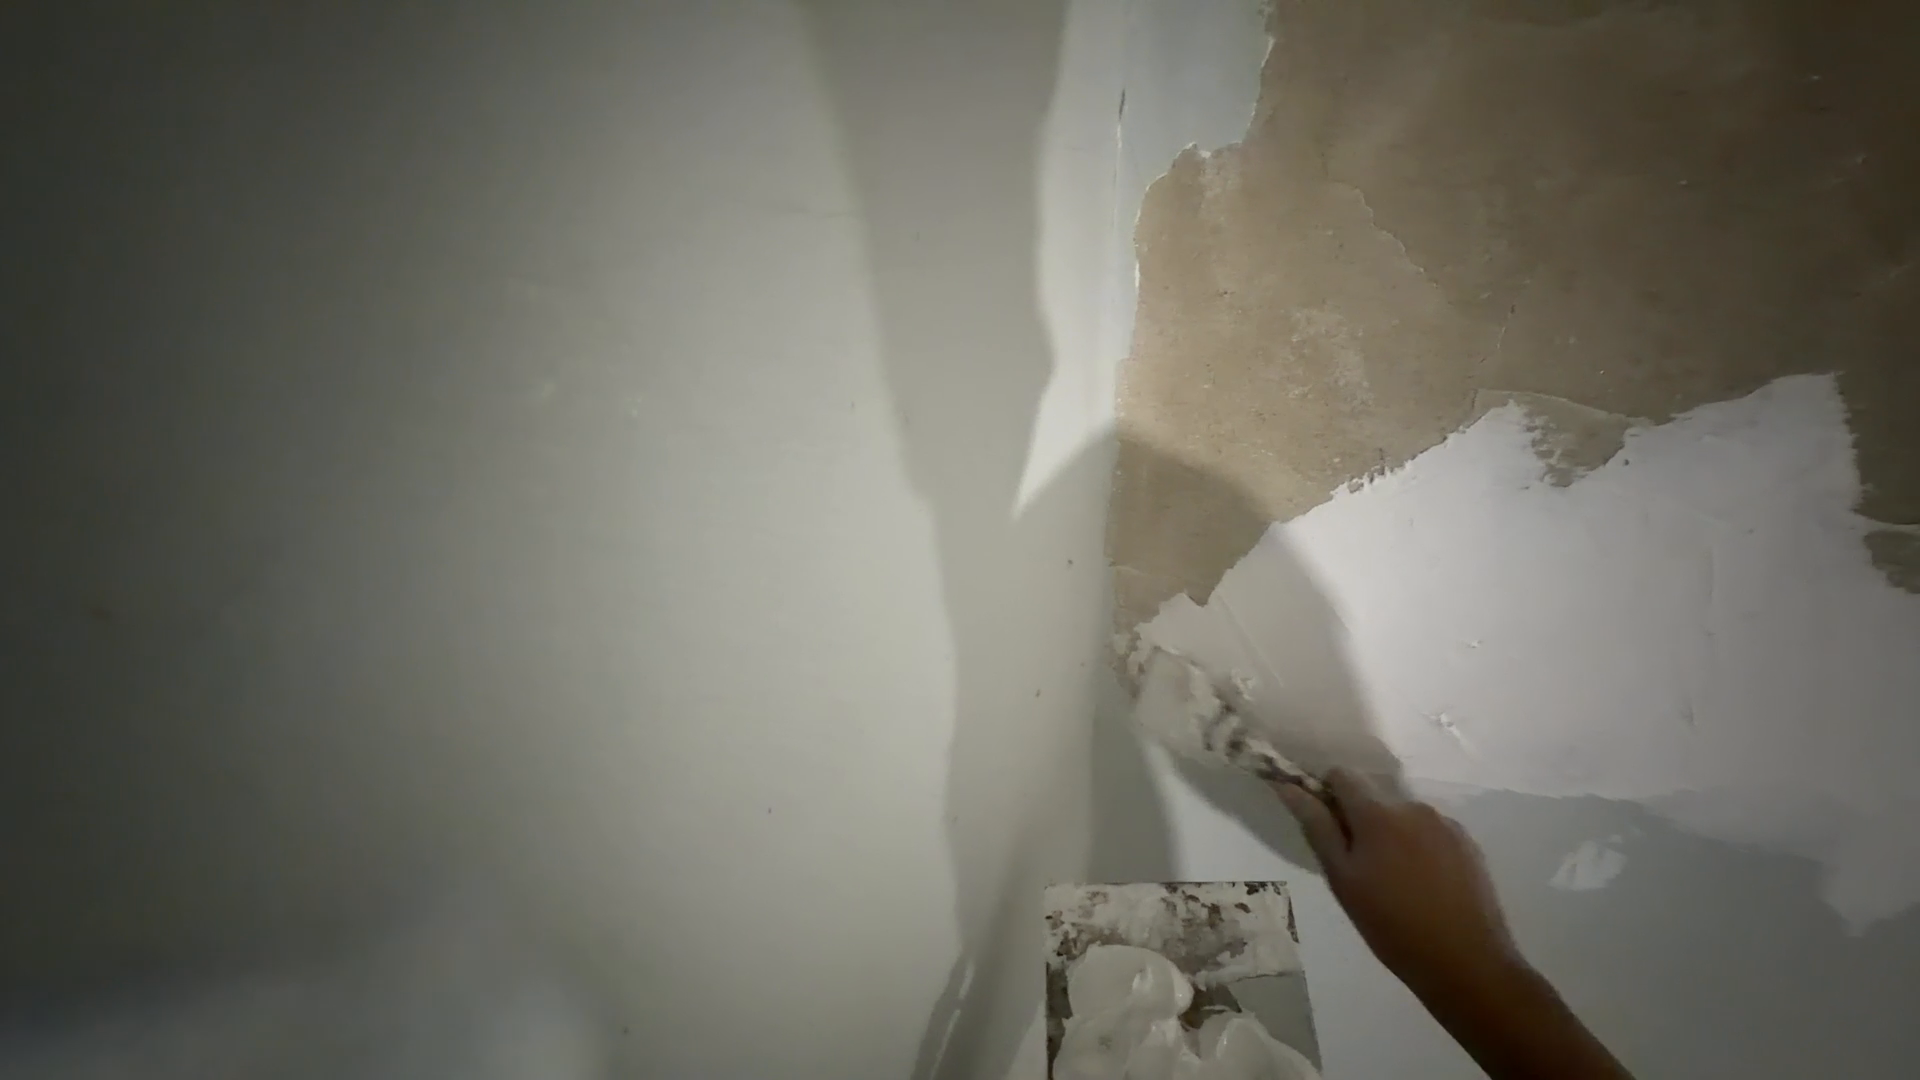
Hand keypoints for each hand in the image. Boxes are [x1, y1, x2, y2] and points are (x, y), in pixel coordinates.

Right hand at [1274, 769, 1520, 995]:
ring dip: (1390, 831)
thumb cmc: (1391, 924)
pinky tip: (1423, 882)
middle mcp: (1413, 807)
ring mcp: (1446, 824)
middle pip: (1373, 796)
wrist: (1468, 966)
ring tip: (1394, 877)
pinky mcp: (1469, 844)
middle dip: (1359, 817)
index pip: (1341, 774)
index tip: (1325, 824)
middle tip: (1358, 863)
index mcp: (1378, 813)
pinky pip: (1430, 830)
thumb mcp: (1341, 878)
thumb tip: (1287, 786)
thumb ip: (1316, 825)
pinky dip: (1418, 845)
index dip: (1326, 792)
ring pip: (1402, 814)